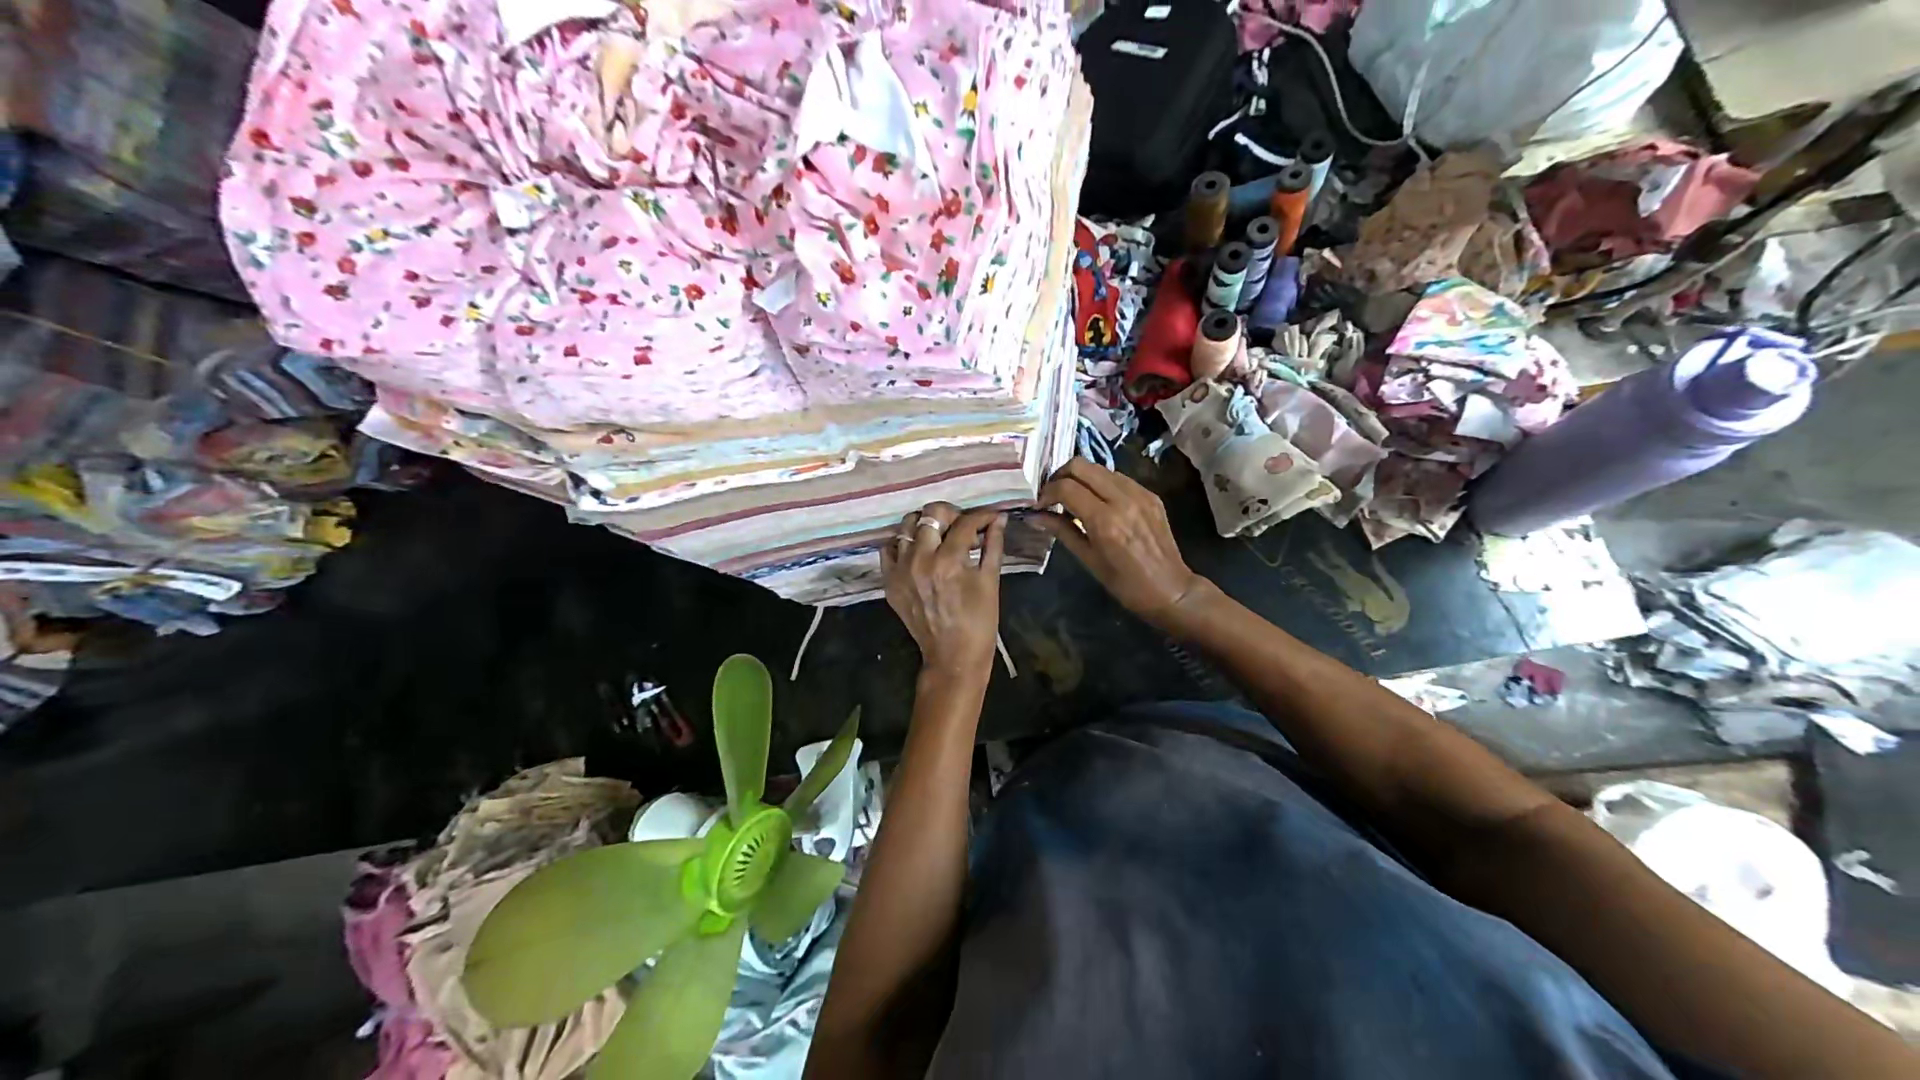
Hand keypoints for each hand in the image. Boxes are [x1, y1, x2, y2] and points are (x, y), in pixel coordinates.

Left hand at [881, 502, 1006, 681]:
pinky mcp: (889, 582)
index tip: (992, 516)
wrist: (953, 657)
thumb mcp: (990, 581)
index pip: (965, 523)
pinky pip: (889, 549)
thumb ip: (993, 545)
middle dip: (952, 514)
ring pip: (906, 526)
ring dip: (926, 524)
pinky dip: (904, 543)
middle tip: (964, 526)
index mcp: (948, 561)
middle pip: (931, 514)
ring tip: (940, 536)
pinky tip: (920, 550)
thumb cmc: (979, 622)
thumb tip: (998, 519)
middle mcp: (919, 560)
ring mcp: (900, 571)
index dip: (982, 515)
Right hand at [1034, 459, 1211, 634]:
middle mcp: (1122, 499)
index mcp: (1105, 520)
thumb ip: (1062, 531)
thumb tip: (1035, 516)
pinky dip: (1102, 483)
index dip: (1047, 492)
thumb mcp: (1088, 559)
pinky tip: (1097, 501)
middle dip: (1061, 476)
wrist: (1170, 589)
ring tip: (1073, 497)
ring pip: (1100, 468)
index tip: (1039, 504)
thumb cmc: (1124, 583)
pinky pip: (1118, 478)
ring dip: (1082, 477)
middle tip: (1053, 494)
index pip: (1066, 488)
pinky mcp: (1150, 494)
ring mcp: (1140, 493)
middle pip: (1081, 466)